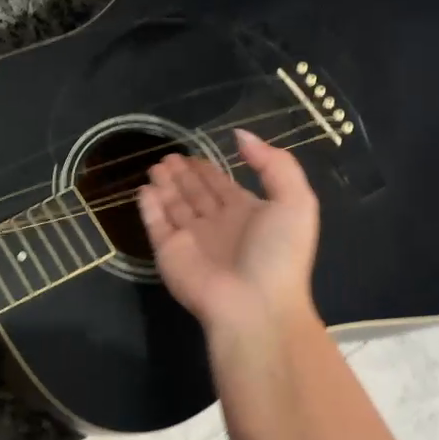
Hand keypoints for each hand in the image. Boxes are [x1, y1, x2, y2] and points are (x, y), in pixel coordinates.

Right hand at [137, 129, 319, 331]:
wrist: (254, 304)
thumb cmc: (278, 252)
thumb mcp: (295, 201)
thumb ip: (274, 164)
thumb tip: (241, 135)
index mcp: (248, 214)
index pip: (223, 186)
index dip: (209, 170)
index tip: (194, 153)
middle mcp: (218, 225)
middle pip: (196, 194)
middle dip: (183, 175)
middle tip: (168, 156)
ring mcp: (191, 239)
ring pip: (174, 205)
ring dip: (165, 185)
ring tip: (155, 166)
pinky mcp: (167, 252)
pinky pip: (155, 224)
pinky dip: (149, 206)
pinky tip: (144, 189)